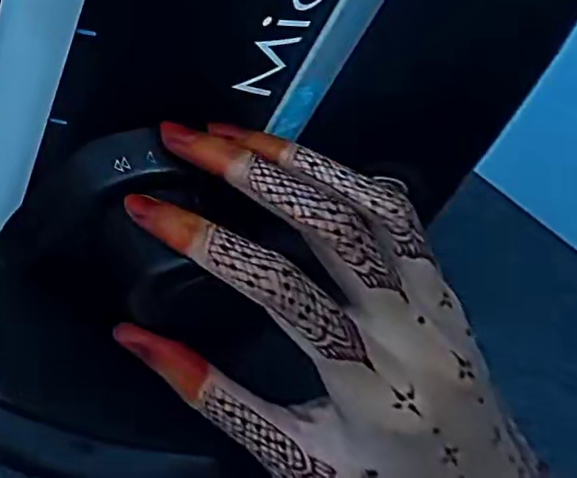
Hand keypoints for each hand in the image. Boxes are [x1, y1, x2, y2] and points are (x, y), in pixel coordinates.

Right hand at [115, 122, 543, 477]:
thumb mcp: (294, 462)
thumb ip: (210, 394)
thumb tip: (134, 337)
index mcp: (372, 388)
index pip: (277, 288)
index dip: (201, 239)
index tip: (146, 208)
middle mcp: (412, 335)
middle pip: (329, 225)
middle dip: (245, 170)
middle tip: (184, 139)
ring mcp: (435, 304)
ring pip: (369, 203)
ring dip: (292, 156)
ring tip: (231, 132)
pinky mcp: (442, 288)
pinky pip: (395, 212)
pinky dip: (336, 172)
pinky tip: (291, 157)